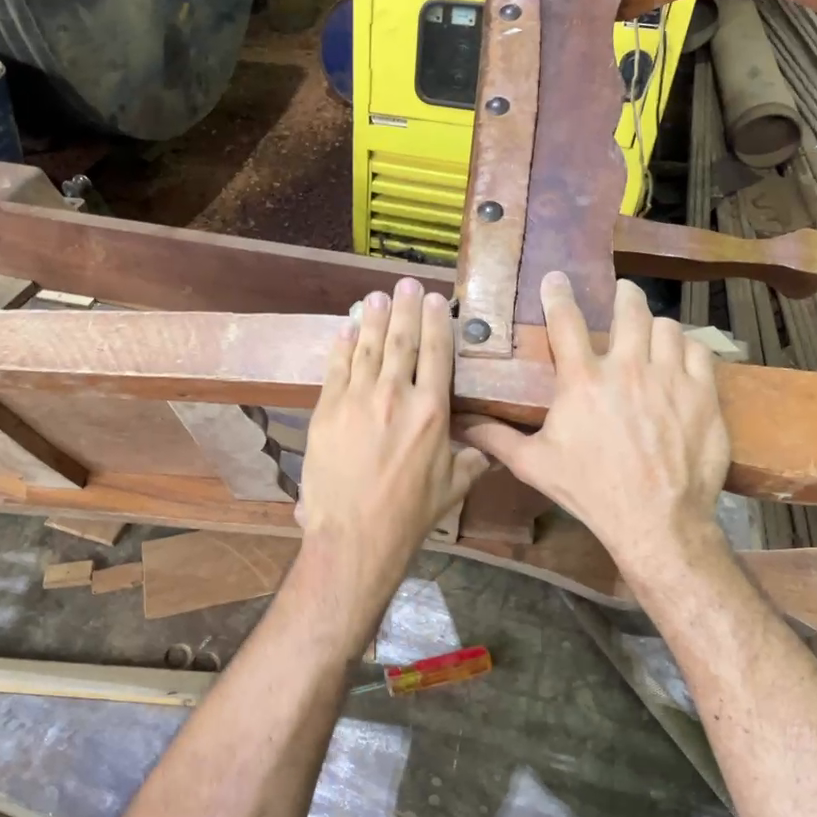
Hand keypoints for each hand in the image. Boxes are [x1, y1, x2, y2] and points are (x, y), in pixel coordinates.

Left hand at [294, 278, 489, 634]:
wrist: (355, 533)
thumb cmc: (409, 514)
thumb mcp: (452, 487)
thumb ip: (471, 460)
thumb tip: (489, 450)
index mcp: (432, 411)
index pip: (437, 354)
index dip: (436, 322)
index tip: (436, 300)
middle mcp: (396, 395)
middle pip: (400, 340)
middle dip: (404, 308)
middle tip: (405, 284)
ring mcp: (358, 399)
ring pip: (367, 347)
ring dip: (371, 318)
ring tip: (375, 296)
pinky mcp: (327, 410)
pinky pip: (336, 368)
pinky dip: (341, 346)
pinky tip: (345, 330)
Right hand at [455, 272, 731, 578]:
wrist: (656, 521)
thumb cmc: (590, 491)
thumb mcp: (533, 464)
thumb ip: (496, 437)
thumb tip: (460, 424)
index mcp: (582, 381)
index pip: (566, 320)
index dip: (558, 294)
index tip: (556, 278)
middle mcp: (628, 369)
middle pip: (629, 309)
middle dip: (623, 295)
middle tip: (620, 295)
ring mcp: (670, 379)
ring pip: (666, 327)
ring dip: (655, 326)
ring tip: (649, 333)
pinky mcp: (703, 395)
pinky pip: (698, 351)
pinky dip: (687, 349)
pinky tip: (679, 358)